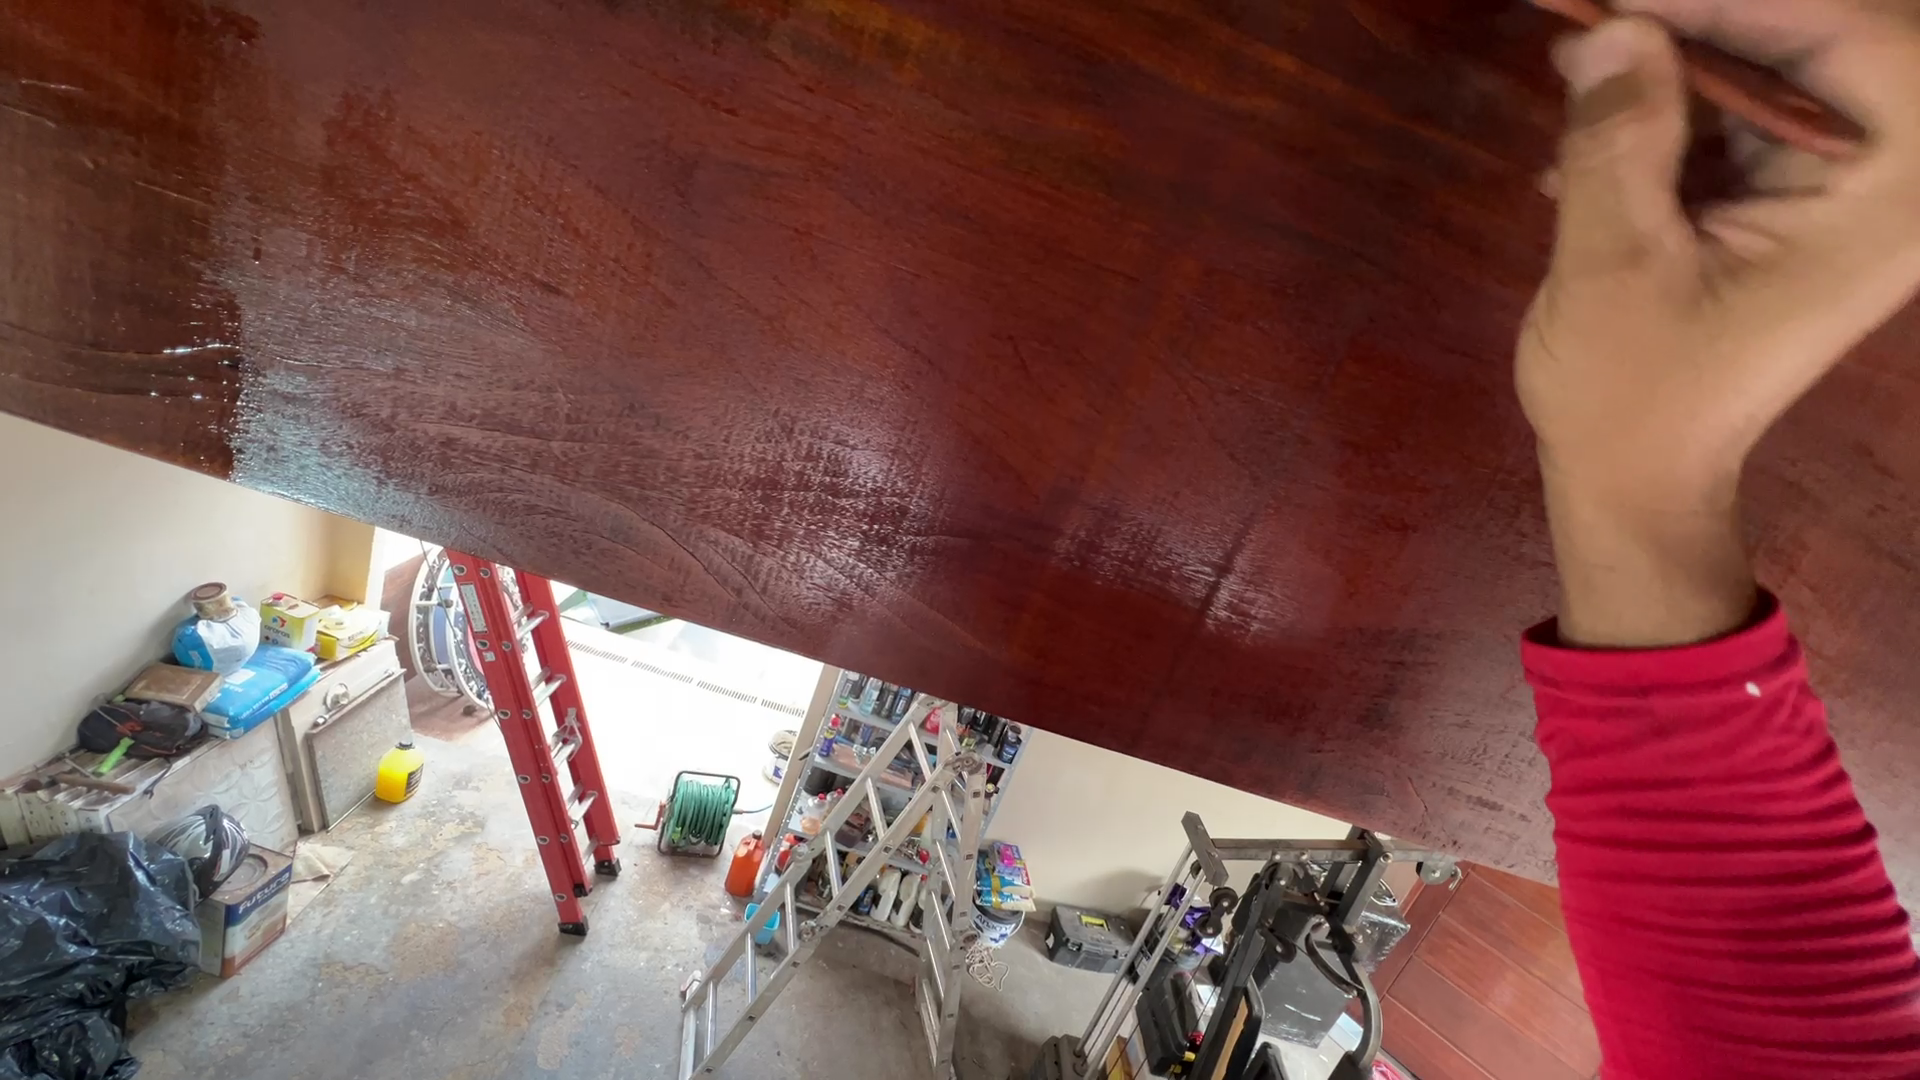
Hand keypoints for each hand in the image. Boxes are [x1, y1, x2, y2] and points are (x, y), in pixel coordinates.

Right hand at [1518, 0, 1919, 645]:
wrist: (1631, 473)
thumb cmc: (1625, 390)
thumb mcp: (1609, 268)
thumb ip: (1615, 147)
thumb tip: (1603, 38)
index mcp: (1896, 190)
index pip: (1852, 37)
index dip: (1734, 1)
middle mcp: (1895, 177)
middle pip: (1820, 52)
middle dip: (1700, 36)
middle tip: (1597, 30)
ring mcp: (1844, 197)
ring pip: (1769, 91)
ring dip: (1667, 87)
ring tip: (1574, 94)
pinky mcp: (1789, 216)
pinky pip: (1736, 140)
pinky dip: (1659, 136)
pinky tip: (1580, 161)